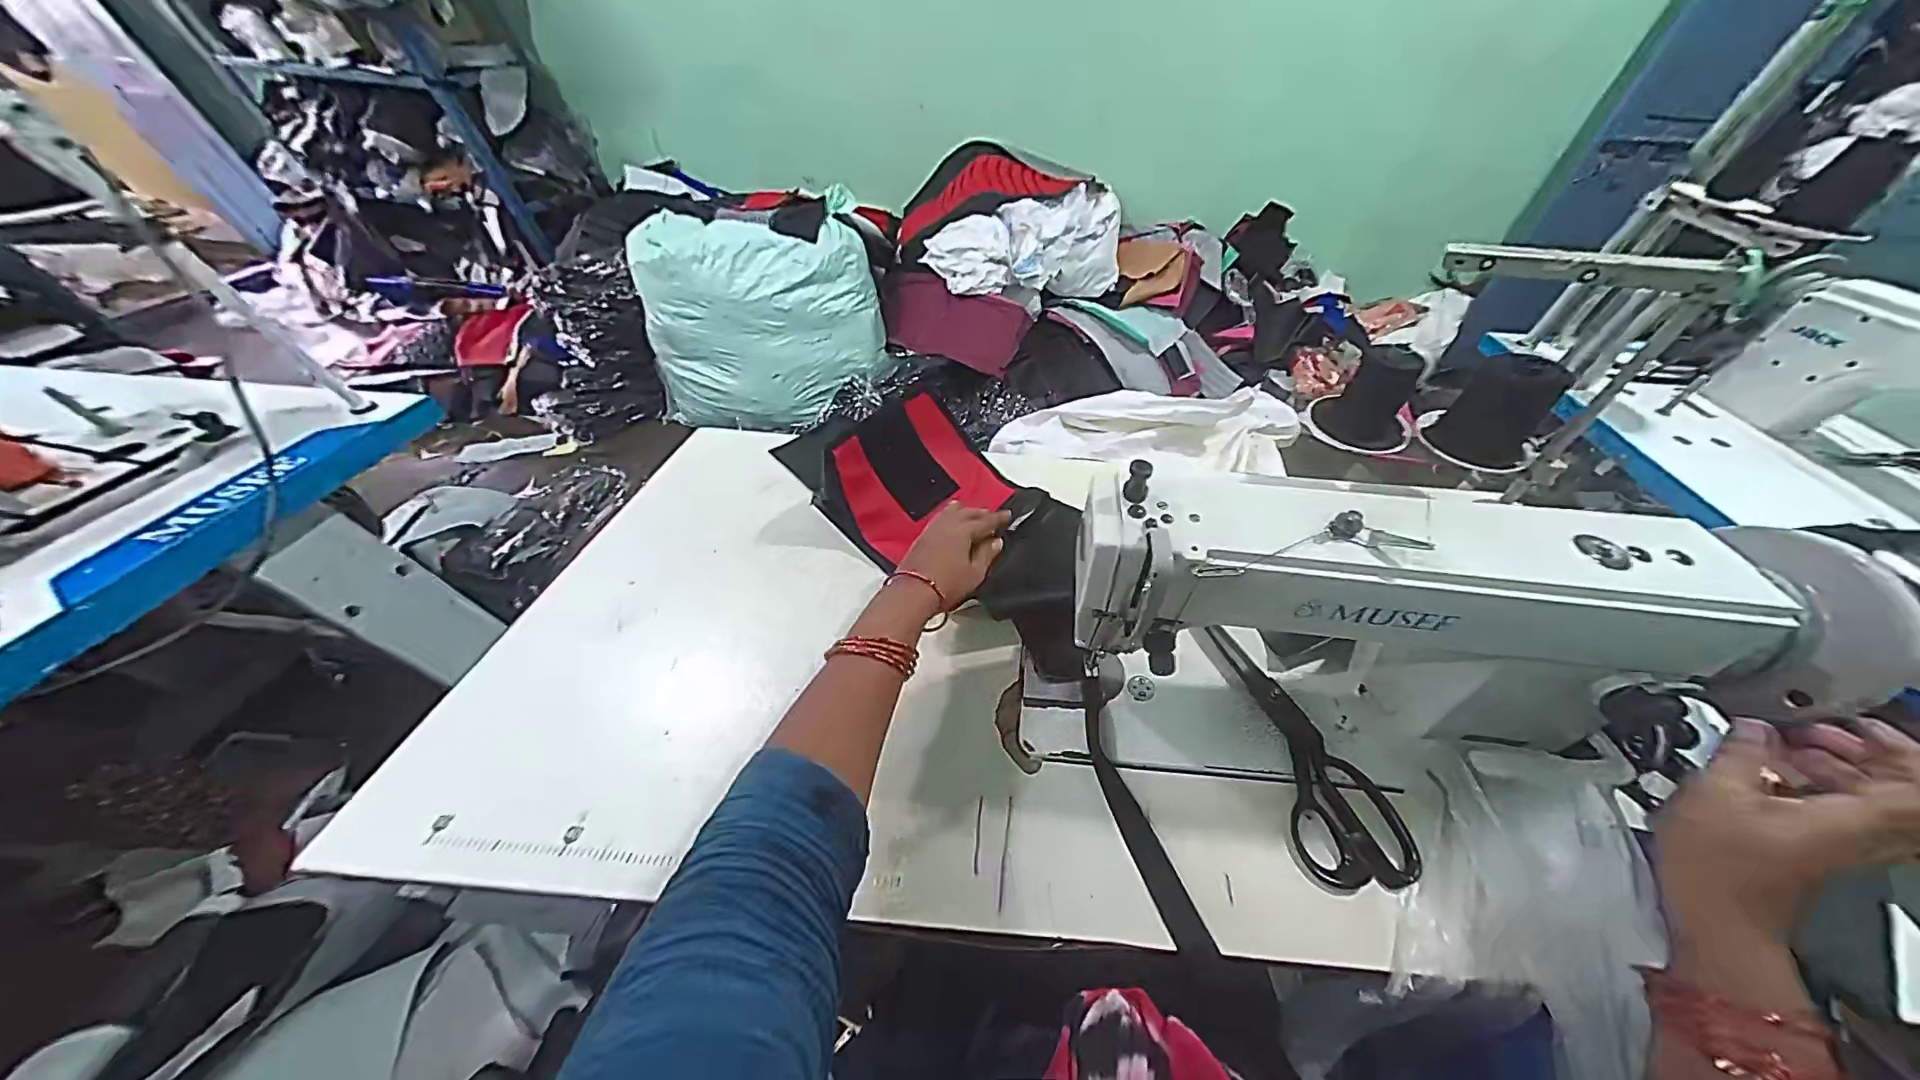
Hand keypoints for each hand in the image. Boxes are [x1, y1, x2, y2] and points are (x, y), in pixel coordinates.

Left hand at [895, 503, 1010, 610]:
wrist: (913, 593)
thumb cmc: (944, 585)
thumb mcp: (975, 573)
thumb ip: (987, 554)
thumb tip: (995, 542)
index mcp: (964, 529)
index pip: (987, 520)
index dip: (999, 518)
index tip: (1007, 516)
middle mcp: (947, 524)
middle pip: (969, 512)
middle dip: (983, 513)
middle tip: (993, 517)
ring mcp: (932, 529)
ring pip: (952, 512)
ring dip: (965, 512)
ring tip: (973, 516)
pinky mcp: (922, 537)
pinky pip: (940, 519)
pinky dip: (951, 517)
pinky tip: (952, 524)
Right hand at [1656, 716, 1919, 941]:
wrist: (1717, 911)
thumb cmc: (1719, 863)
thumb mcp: (1714, 791)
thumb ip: (1738, 754)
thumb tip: (1751, 730)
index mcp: (1854, 819)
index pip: (1914, 784)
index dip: (1896, 749)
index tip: (1857, 724)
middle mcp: (1862, 835)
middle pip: (1896, 791)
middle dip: (1859, 753)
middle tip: (1812, 730)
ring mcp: (1841, 846)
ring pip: (1867, 801)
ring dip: (1834, 769)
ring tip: (1781, 747)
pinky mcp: (1816, 851)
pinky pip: (1838, 812)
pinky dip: (1813, 788)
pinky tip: (1769, 775)